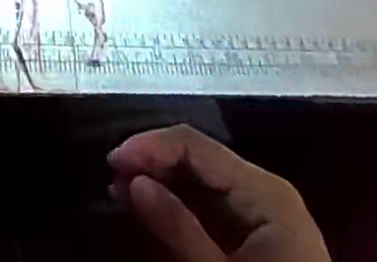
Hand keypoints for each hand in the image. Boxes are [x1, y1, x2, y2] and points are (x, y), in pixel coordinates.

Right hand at [108, 125, 329, 261]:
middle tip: (112, 177)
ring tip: (121, 191)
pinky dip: (176, 200)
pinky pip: (209, 200)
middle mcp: (264, 188)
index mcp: (265, 192)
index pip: (193, 144)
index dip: (148, 146)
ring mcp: (263, 209)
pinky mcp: (258, 231)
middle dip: (151, 162)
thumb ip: (178, 229)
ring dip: (159, 179)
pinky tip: (148, 205)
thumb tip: (132, 181)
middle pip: (196, 154)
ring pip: (199, 175)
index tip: (111, 163)